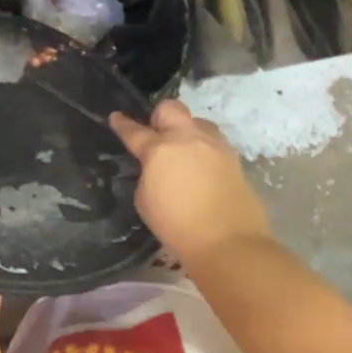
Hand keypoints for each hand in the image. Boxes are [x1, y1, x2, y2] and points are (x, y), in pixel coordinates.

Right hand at [111, 99, 272, 266]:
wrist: (229, 243)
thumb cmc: (177, 225)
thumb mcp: (145, 200)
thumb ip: (148, 174)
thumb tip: (157, 168)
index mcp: (159, 150)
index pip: (134, 130)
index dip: (122, 123)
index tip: (116, 117)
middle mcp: (188, 140)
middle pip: (171, 109)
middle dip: (159, 117)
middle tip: (157, 134)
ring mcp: (215, 147)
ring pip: (199, 122)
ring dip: (187, 130)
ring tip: (184, 150)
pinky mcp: (235, 161)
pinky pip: (215, 143)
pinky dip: (205, 149)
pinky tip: (203, 168)